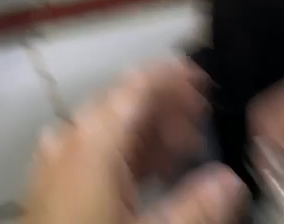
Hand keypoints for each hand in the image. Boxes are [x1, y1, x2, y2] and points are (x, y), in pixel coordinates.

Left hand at [22, 59, 246, 223]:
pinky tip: (149, 172)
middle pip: (124, 104)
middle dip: (165, 107)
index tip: (204, 78)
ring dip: (148, 132)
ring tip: (187, 148)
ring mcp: (57, 157)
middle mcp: (72, 135)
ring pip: (109, 128)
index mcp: (95, 138)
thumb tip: (232, 180)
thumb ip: (195, 207)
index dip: (171, 76)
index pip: (136, 86)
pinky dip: (125, 152)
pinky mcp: (52, 181)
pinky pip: (93, 150)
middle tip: (205, 119)